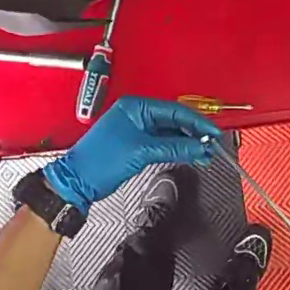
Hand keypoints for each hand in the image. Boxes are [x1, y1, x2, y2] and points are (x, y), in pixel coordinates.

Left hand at [42, 97, 220, 212]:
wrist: (77, 182)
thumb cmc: (98, 161)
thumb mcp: (142, 151)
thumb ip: (174, 147)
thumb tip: (199, 146)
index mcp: (135, 107)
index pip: (174, 110)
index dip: (197, 122)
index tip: (212, 132)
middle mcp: (137, 115)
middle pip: (174, 121)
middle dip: (194, 133)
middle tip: (211, 144)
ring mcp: (138, 130)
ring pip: (171, 133)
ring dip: (188, 143)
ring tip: (204, 152)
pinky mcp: (138, 144)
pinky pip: (164, 143)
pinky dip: (177, 149)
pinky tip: (190, 155)